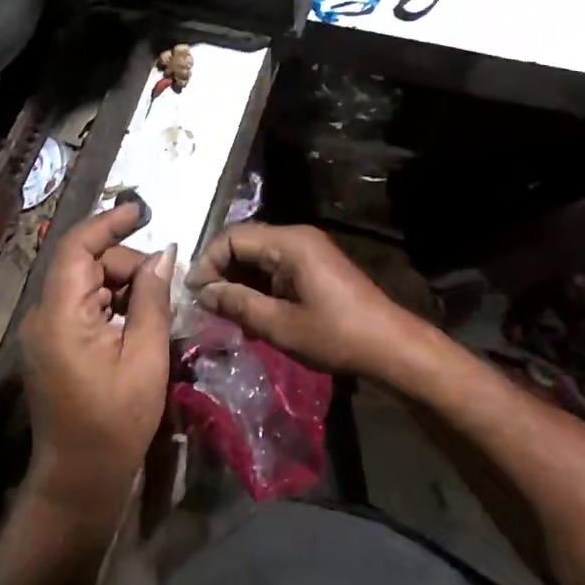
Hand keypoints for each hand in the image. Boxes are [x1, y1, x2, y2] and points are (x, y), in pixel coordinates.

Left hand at [19, 201, 172, 511]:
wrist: (79, 479)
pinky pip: (81, 304)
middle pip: (84, 263)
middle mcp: (43, 314)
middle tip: (164, 283)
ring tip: (155, 302)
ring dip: (120, 282)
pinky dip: (110, 301)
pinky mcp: (52, 342)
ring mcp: (44, 329)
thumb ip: (152, 299)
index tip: (142, 211)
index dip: (108, 223)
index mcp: (60, 315)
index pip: (77, 247)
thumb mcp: (145, 358)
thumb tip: (164, 253)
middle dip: (125, 262)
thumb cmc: (116, 422)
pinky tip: (136, 317)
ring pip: (85, 282)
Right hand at [188, 223, 429, 378]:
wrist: (390, 347)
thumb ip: (237, 304)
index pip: (232, 237)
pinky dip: (257, 287)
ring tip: (223, 314)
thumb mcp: (280, 325)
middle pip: (244, 243)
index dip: (207, 262)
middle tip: (204, 305)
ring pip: (257, 257)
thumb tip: (202, 293)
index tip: (193, 294)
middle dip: (220, 272)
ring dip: (238, 282)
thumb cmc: (335, 335)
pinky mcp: (313, 267)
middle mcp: (296, 237)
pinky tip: (249, 315)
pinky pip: (274, 268)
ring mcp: (307, 251)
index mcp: (289, 243)